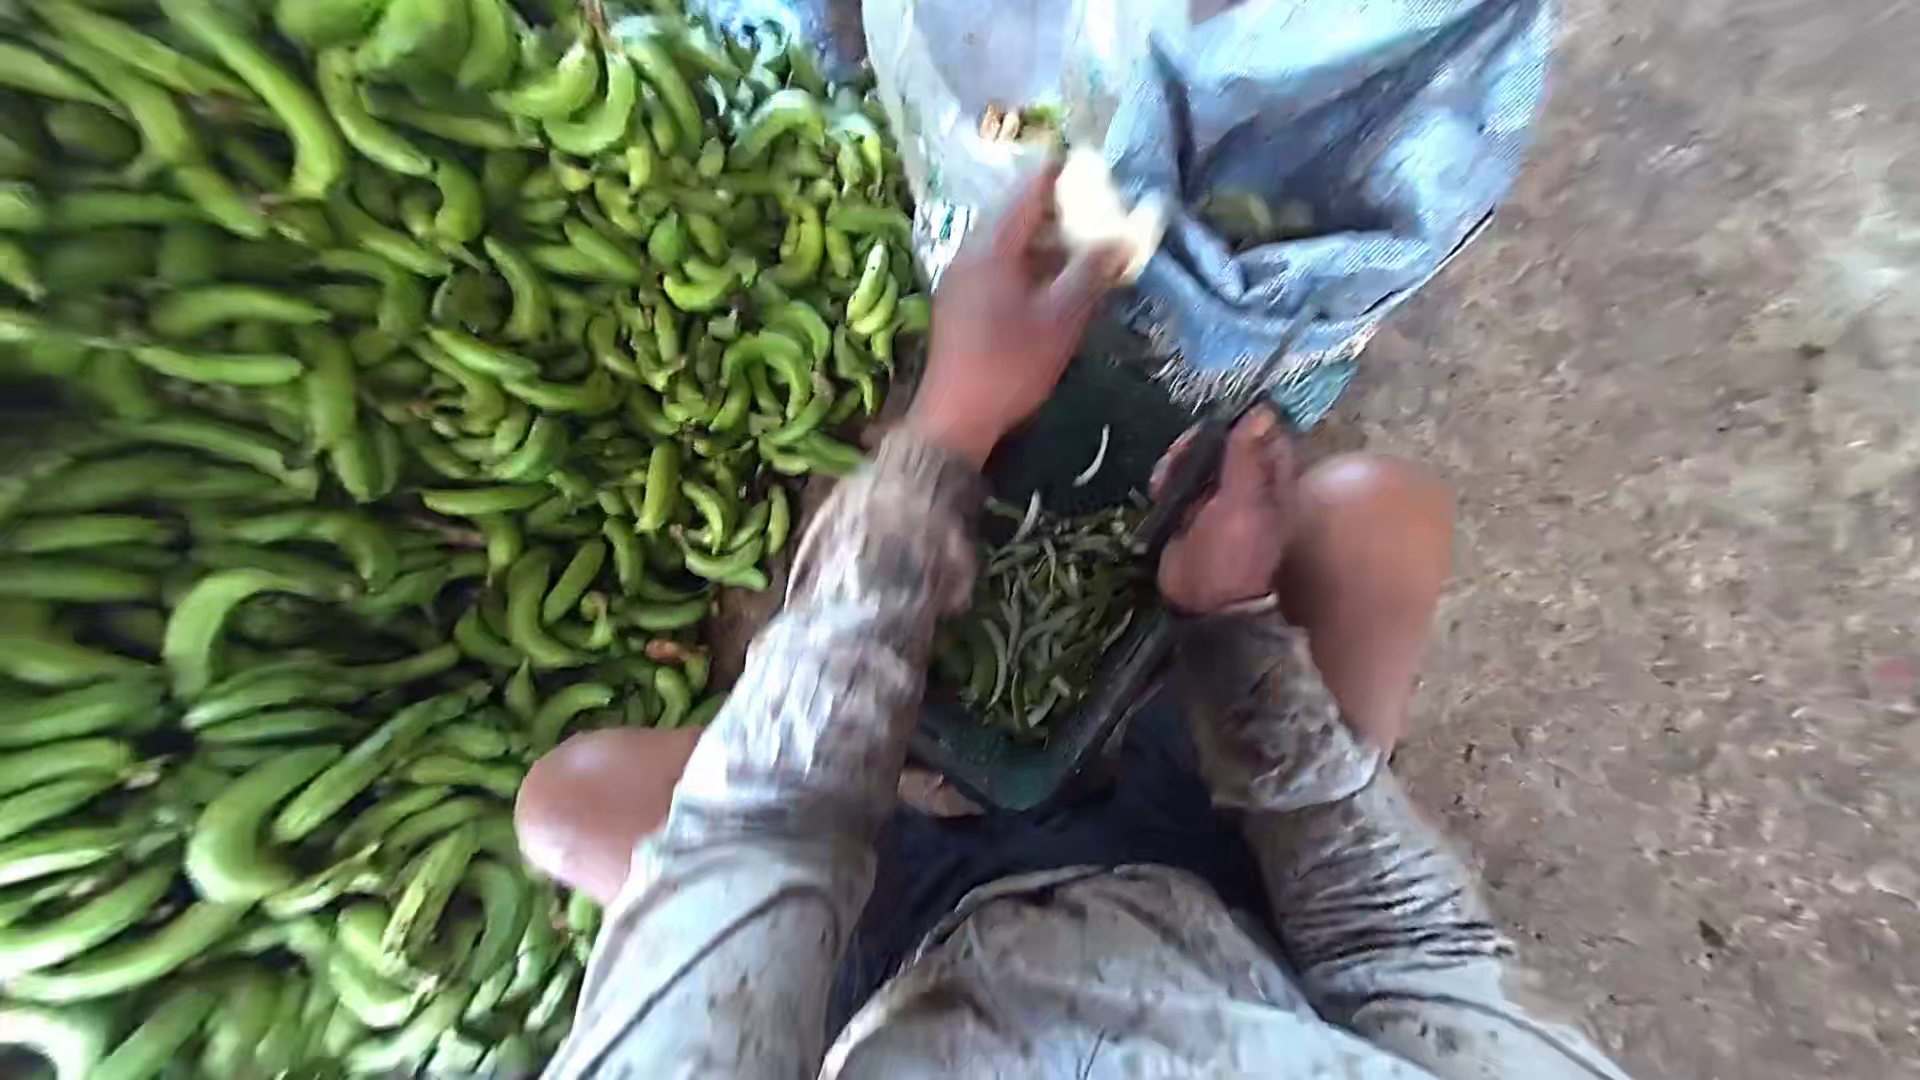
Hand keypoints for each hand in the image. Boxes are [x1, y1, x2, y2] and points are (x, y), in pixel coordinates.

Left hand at [907, 165, 1125, 465]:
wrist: (954, 418)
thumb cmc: (1009, 366)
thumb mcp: (1060, 319)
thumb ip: (1091, 272)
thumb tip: (1122, 238)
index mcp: (992, 245)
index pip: (1030, 186)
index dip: (1066, 176)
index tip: (1097, 179)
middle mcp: (968, 251)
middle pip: (1015, 213)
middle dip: (1057, 213)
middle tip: (1094, 222)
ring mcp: (957, 278)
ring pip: (1004, 244)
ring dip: (1041, 245)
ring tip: (1077, 258)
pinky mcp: (956, 304)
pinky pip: (993, 268)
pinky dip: (1022, 267)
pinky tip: (1045, 290)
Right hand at [1154, 406, 1298, 614]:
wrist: (1202, 601)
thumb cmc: (1233, 556)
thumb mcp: (1242, 505)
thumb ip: (1248, 459)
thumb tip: (1263, 410)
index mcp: (1273, 480)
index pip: (1262, 432)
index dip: (1238, 422)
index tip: (1214, 424)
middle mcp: (1247, 483)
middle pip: (1223, 442)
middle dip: (1198, 443)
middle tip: (1180, 454)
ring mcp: (1216, 496)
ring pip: (1196, 459)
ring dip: (1177, 461)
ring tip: (1165, 479)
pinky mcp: (1189, 508)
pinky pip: (1177, 479)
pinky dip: (1165, 479)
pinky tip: (1158, 490)